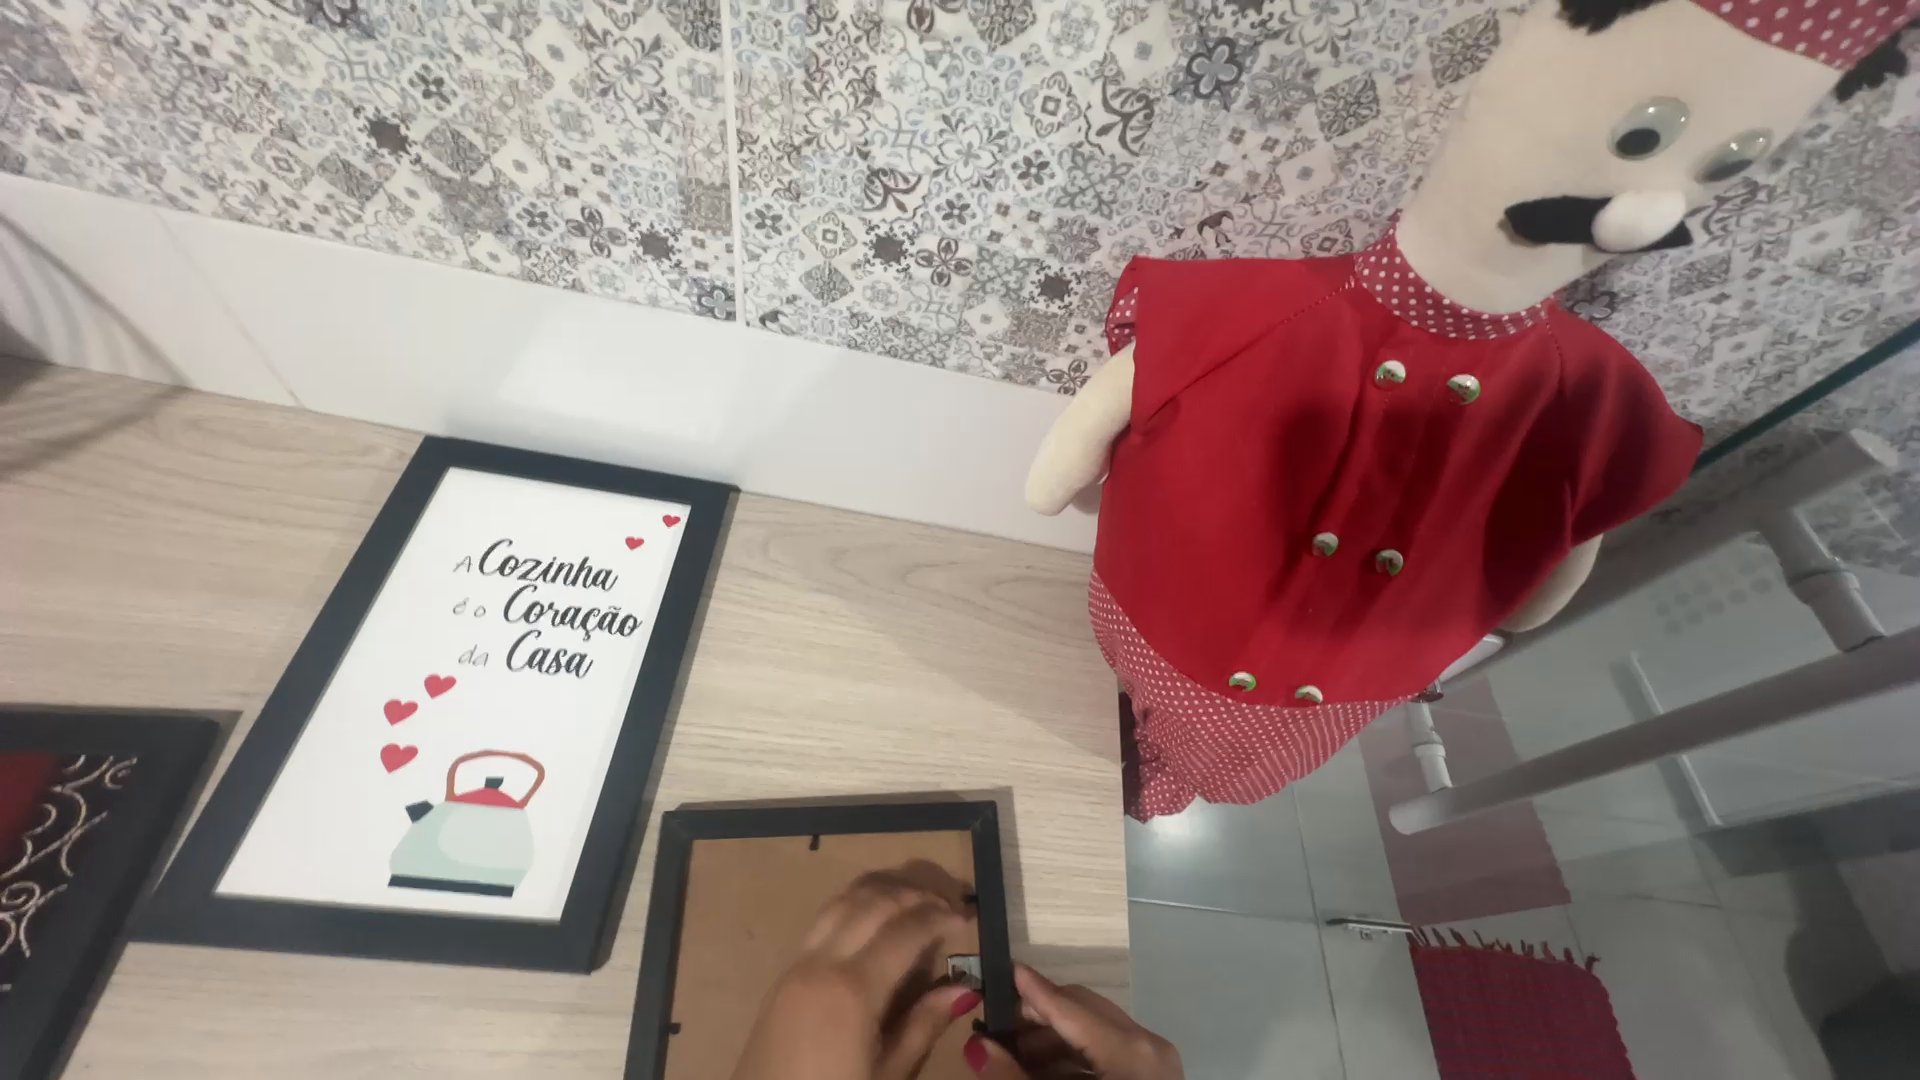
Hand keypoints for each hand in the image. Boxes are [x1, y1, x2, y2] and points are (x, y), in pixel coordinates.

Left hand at [731, 866, 979, 1079]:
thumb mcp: (885, 1077)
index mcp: (853, 989)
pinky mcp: (784, 971)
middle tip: (946, 904)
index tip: (966, 917)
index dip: (939, 917)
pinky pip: (824, 918)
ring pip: (844, 900)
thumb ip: (922, 1026)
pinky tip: (872, 916)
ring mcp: (798, 962)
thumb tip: (963, 987)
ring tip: (914, 899)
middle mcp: (823, 961)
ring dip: (882, 890)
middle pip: (874, 903)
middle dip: (915, 895)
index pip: (905, 931)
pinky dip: (855, 903)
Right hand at [963, 964, 1182, 1078]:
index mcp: (1130, 1051)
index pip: (1070, 1007)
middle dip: (1038, 1017)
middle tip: (998, 1025)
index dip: (1034, 990)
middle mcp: (1148, 1046)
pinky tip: (1041, 1072)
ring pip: (1093, 1032)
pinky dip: (1073, 1059)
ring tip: (1013, 1055)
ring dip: (1052, 1040)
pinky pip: (1107, 1054)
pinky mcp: (1151, 1079)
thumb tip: (977, 1046)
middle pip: (1082, 1012)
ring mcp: (1154, 1063)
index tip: (1004, 969)